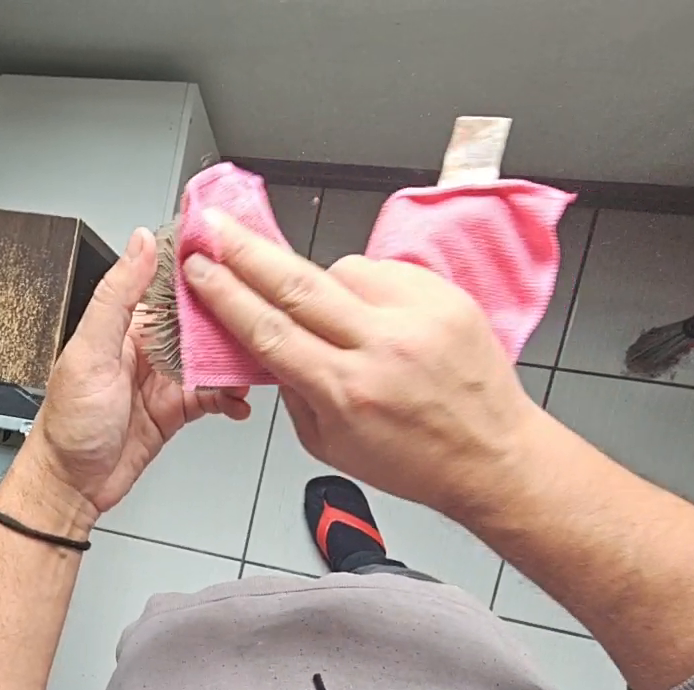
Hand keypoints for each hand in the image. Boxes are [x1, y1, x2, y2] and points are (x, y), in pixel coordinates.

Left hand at [8, 227, 252, 532]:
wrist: (70, 486)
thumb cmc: (67, 426)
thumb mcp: (89, 353)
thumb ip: (115, 298)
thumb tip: (139, 245)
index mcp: (122, 326)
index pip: (165, 284)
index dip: (195, 268)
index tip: (228, 253)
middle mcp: (145, 349)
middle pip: (198, 320)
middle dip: (228, 317)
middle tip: (258, 313)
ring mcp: (162, 380)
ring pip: (211, 358)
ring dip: (233, 362)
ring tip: (253, 364)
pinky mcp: (173, 410)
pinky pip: (211, 396)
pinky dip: (229, 398)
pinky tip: (239, 401)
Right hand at [180, 209, 550, 525]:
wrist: (493, 455)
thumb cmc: (411, 460)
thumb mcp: (328, 445)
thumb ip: (294, 392)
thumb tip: (267, 349)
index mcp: (345, 390)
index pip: (269, 330)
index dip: (226, 294)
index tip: (200, 267)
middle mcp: (382, 345)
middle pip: (297, 283)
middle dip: (247, 251)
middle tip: (215, 224)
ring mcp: (419, 314)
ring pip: (340, 270)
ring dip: (315, 282)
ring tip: (327, 315)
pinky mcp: (445, 295)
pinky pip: (382, 271)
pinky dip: (360, 285)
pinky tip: (367, 314)